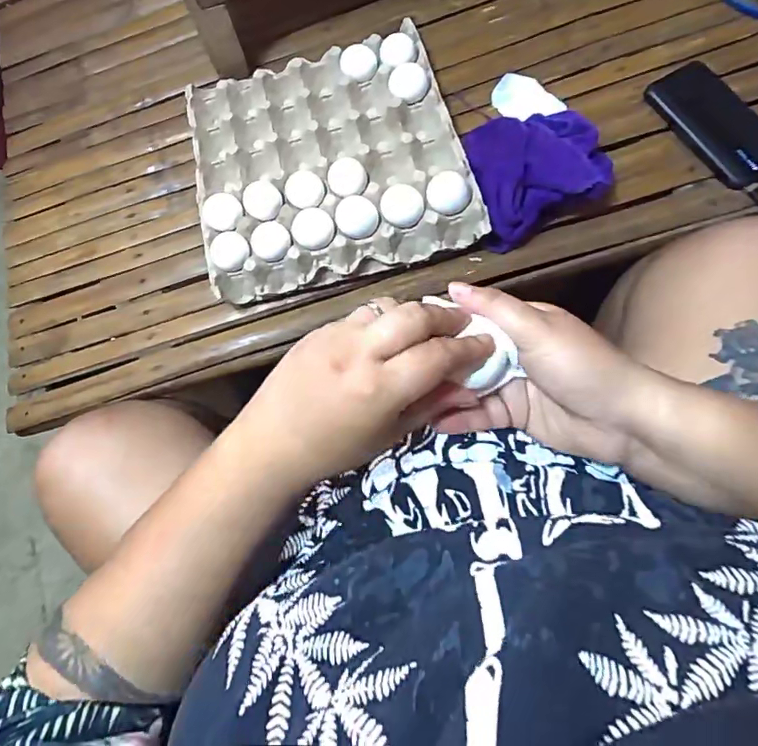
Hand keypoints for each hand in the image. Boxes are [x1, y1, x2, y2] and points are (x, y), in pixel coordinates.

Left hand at [225, 298, 494, 495]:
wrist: (272, 439)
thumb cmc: (333, 450)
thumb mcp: (389, 435)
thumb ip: (429, 405)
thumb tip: (465, 384)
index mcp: (379, 387)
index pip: (437, 354)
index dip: (468, 348)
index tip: (486, 344)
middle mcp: (359, 352)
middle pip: (414, 316)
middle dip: (446, 316)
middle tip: (463, 323)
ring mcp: (336, 335)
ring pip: (387, 307)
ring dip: (414, 312)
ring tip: (429, 325)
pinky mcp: (319, 328)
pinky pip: (361, 314)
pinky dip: (383, 318)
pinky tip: (389, 332)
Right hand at [428, 283, 730, 506]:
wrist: (626, 423)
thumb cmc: (581, 366)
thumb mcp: (537, 329)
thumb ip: (494, 308)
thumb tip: (451, 286)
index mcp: (515, 323)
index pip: (468, 318)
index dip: (438, 324)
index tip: (402, 330)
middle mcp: (508, 351)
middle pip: (462, 354)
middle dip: (433, 363)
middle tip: (397, 373)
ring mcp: (510, 384)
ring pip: (466, 385)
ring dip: (441, 392)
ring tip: (409, 401)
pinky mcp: (513, 416)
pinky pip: (479, 414)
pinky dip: (458, 418)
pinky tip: (432, 423)